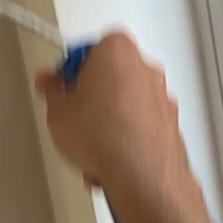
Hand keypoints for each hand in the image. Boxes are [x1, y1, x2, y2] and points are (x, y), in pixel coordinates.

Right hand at [33, 33, 215, 222]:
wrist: (139, 172)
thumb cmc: (104, 135)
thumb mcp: (57, 111)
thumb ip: (52, 92)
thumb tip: (51, 85)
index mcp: (116, 50)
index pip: (87, 51)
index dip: (70, 73)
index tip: (60, 87)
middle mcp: (145, 68)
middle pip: (112, 78)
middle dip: (94, 98)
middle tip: (75, 117)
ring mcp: (162, 97)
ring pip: (128, 107)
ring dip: (110, 124)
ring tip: (91, 147)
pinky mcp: (171, 125)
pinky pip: (141, 129)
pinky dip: (128, 142)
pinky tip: (109, 162)